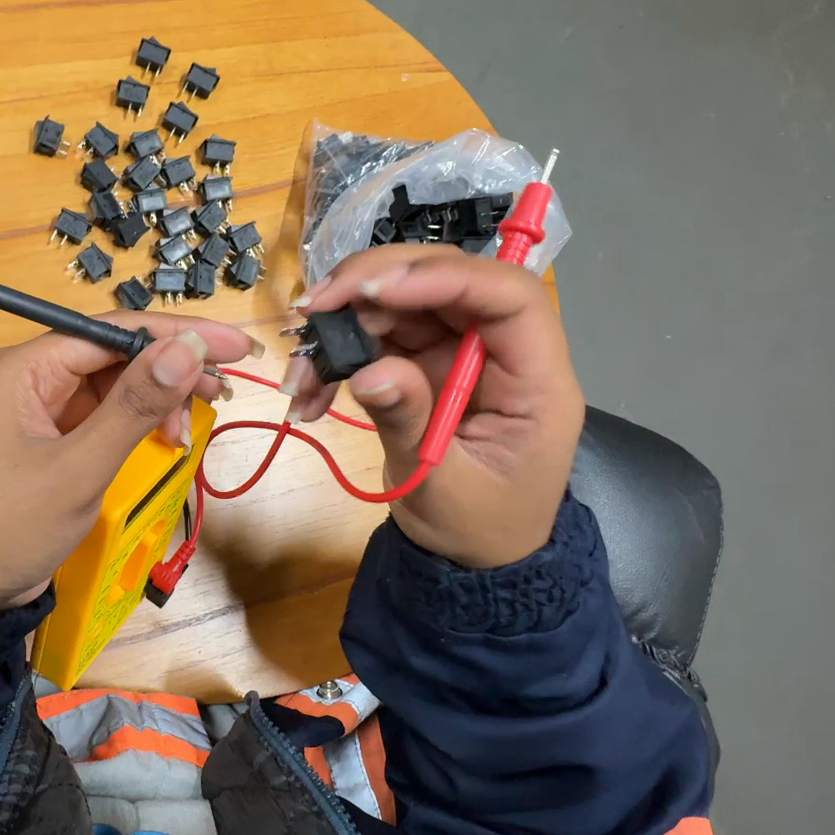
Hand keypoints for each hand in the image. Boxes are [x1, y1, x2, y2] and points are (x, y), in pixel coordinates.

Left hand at [0, 313, 259, 608]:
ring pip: (116, 386)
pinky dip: (139, 424)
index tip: (233, 345)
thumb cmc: (10, 526)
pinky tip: (168, 437)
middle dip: (170, 368)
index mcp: (28, 368)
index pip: (111, 330)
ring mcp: (44, 410)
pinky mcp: (54, 440)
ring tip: (196, 421)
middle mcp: (35, 378)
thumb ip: (134, 407)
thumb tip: (189, 347)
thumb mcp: (79, 468)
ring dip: (158, 399)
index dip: (175, 333)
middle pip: (116, 354)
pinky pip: (106, 417)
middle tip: (223, 387)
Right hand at [284, 247, 583, 568]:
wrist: (469, 556)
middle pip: (446, 280)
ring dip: (341, 323)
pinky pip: (373, 337)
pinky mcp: (420, 364)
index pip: (506, 296)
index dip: (442, 278)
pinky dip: (333, 357)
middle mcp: (497, 350)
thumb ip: (409, 423)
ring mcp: (455, 353)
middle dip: (375, 282)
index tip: (372, 292)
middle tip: (314, 307)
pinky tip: (306, 392)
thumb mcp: (442, 486)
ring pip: (400, 301)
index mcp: (534, 379)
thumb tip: (369, 371)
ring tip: (300, 369)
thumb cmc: (476, 528)